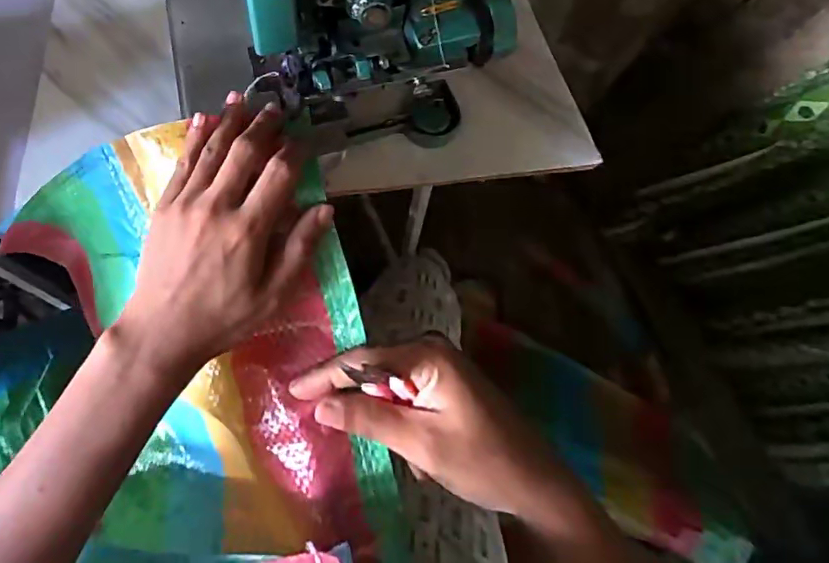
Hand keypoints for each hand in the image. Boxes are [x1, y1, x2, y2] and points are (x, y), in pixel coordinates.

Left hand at [112, 92, 331, 375]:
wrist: (160, 330)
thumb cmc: (223, 317)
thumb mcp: (273, 296)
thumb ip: (299, 249)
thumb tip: (324, 208)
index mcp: (248, 229)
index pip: (278, 174)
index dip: (294, 151)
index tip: (304, 139)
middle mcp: (217, 206)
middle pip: (244, 152)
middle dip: (263, 125)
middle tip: (276, 108)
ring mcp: (187, 201)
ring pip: (212, 149)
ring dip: (229, 120)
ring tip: (242, 97)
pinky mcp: (165, 204)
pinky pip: (183, 161)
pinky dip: (194, 137)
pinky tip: (202, 117)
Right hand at [288, 339, 592, 523]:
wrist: (537, 482)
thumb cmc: (482, 461)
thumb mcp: (421, 445)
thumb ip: (369, 419)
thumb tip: (322, 404)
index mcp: (426, 353)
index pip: (362, 359)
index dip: (324, 374)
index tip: (292, 388)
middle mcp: (430, 346)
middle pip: (372, 366)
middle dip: (347, 392)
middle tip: (310, 409)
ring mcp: (438, 361)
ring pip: (386, 381)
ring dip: (374, 410)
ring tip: (362, 433)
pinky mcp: (443, 379)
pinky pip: (403, 390)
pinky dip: (394, 414)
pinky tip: (402, 444)